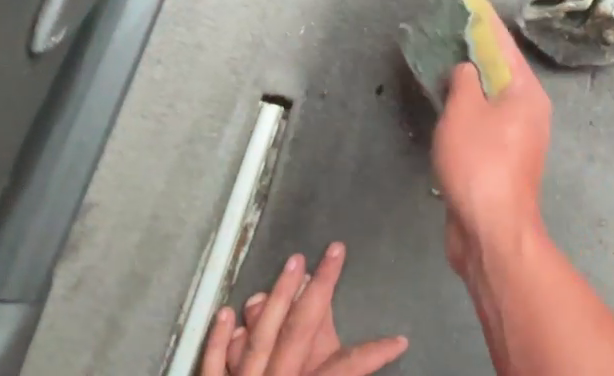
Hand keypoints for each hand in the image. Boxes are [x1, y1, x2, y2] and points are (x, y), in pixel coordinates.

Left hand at [199, 243, 407, 375]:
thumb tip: (354, 367)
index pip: (345, 368)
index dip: (373, 352)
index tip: (399, 341)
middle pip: (299, 329)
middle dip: (320, 287)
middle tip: (335, 250)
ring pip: (259, 334)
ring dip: (277, 296)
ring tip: (293, 262)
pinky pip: (213, 365)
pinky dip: (221, 338)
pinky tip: (230, 312)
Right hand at [431, 6, 551, 276]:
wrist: (492, 231)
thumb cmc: (480, 163)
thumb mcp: (464, 111)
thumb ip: (462, 81)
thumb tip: (465, 70)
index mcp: (526, 92)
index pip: (503, 45)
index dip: (483, 21)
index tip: (468, 0)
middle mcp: (528, 110)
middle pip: (500, 70)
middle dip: (474, 51)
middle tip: (448, 30)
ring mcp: (518, 138)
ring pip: (490, 98)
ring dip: (468, 82)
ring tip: (443, 62)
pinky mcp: (503, 161)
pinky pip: (484, 122)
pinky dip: (466, 110)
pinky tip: (446, 106)